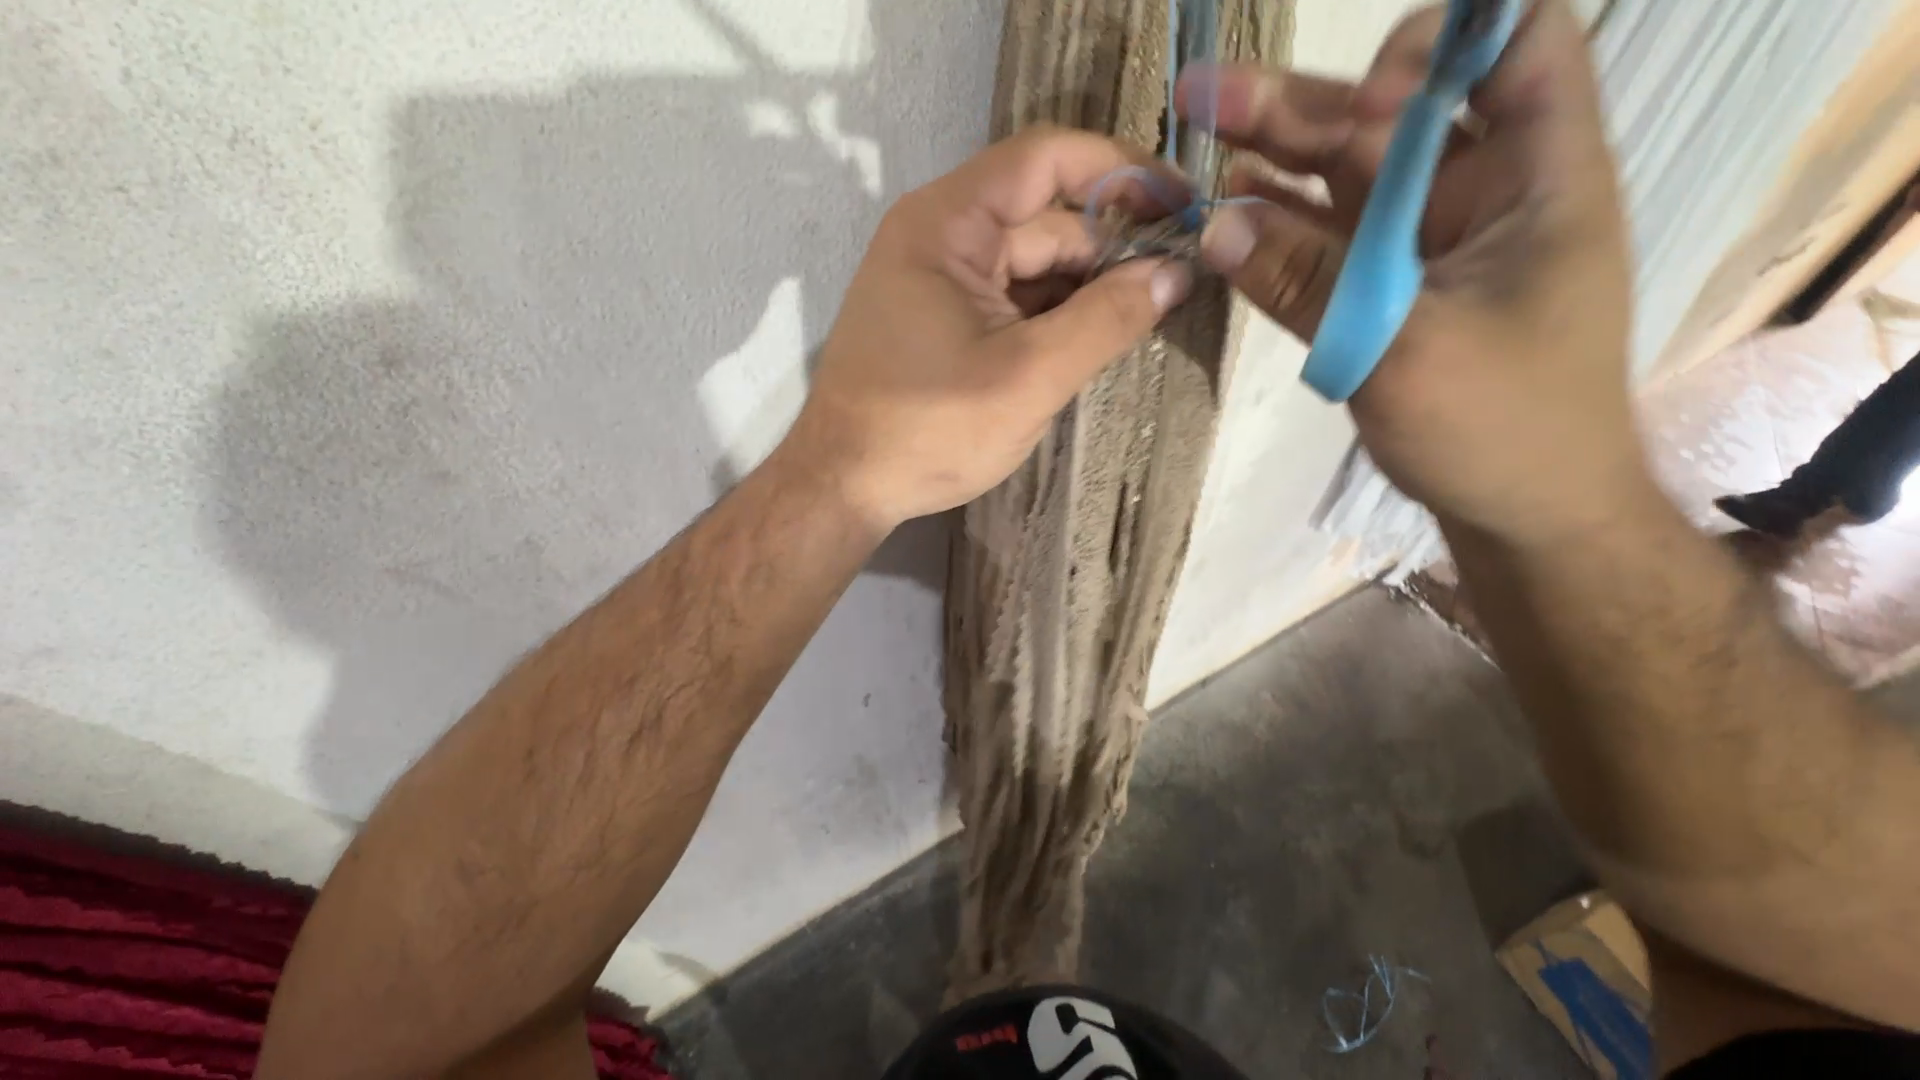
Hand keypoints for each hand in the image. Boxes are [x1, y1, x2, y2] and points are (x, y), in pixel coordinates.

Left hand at [772, 126, 1193, 530]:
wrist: (843, 486)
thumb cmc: (928, 429)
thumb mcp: (1028, 377)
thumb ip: (1106, 320)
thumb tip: (1175, 274)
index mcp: (947, 224)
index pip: (1047, 160)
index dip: (1121, 171)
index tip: (1183, 204)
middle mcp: (939, 235)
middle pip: (1045, 216)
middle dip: (1112, 246)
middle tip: (1180, 281)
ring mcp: (938, 278)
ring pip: (1032, 262)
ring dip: (1087, 286)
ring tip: (1150, 313)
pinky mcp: (941, 317)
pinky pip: (1012, 297)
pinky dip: (1054, 313)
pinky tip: (1097, 336)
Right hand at [1179, 0, 1651, 545]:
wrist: (1525, 514)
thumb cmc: (1501, 428)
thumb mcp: (1402, 349)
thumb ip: (1307, 282)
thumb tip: (1215, 224)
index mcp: (1536, 178)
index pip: (1520, 45)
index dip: (1444, 45)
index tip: (1367, 98)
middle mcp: (1481, 192)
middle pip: (1391, 114)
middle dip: (1301, 100)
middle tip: (1203, 99)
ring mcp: (1427, 242)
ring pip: (1348, 173)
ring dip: (1275, 151)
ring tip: (1195, 132)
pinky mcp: (1387, 287)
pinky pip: (1328, 237)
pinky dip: (1280, 221)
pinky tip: (1227, 207)